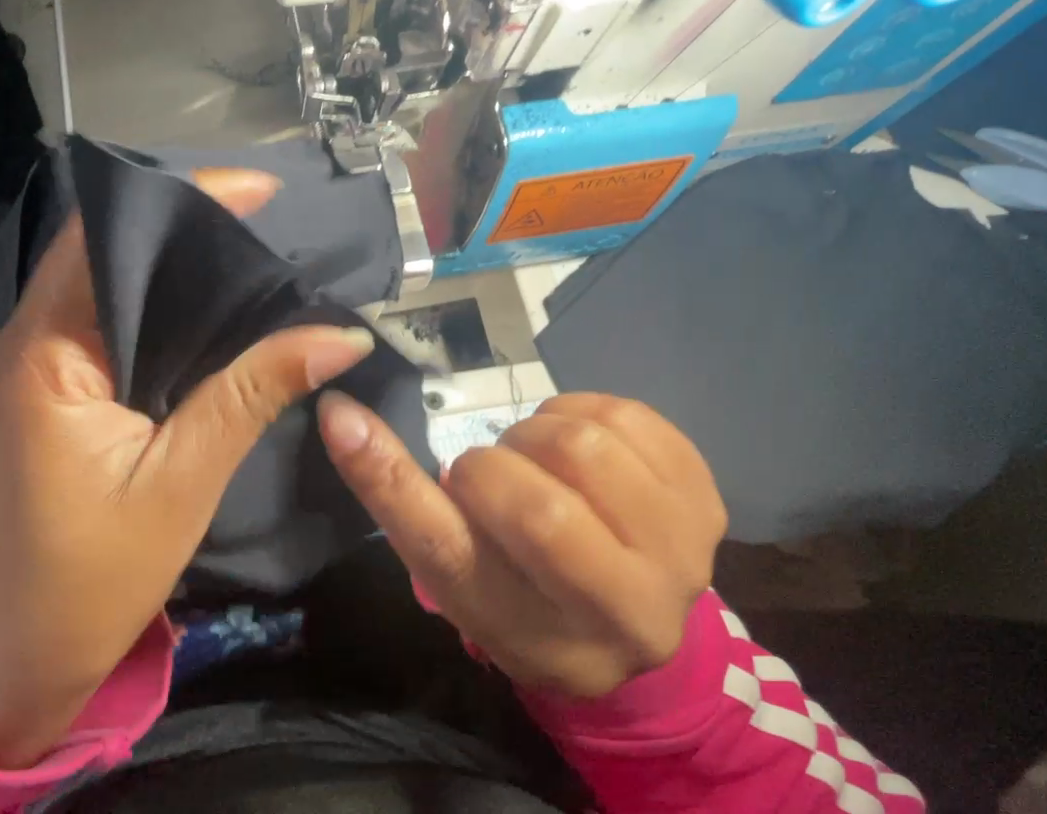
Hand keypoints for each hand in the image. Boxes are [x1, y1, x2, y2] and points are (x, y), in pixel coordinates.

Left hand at [0, 169, 377, 766]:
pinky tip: (185, 323)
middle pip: (91, 258)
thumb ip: (252, 393)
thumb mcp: (183, 481)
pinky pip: (74, 331)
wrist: (12, 661)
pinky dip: (130, 320)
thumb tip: (340, 333)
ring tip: (236, 265)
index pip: (100, 240)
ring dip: (154, 280)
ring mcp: (2, 369)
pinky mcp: (12, 395)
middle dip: (174, 237)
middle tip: (259, 229)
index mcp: (38, 357)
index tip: (257, 189)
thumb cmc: (93, 581)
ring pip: (84, 293)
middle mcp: (7, 345)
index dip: (179, 202)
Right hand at [318, 391, 727, 698]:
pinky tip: (572, 442)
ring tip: (534, 461)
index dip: (390, 478)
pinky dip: (578, 411)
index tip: (341, 414)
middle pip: (540, 503)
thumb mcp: (448, 565)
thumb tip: (339, 412)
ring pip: (587, 445)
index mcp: (540, 634)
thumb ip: (398, 493)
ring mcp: (683, 551)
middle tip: (491, 478)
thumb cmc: (516, 597)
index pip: (453, 554)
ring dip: (538, 434)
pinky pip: (628, 415)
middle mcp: (627, 609)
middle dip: (493, 465)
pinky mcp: (707, 497)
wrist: (621, 621)